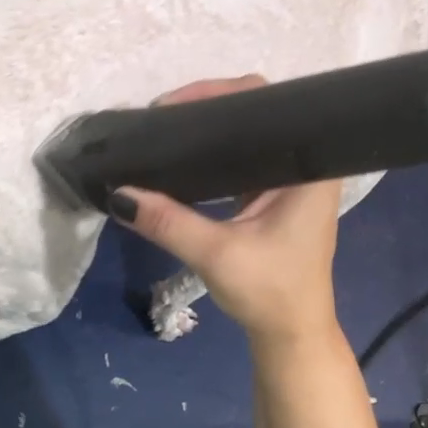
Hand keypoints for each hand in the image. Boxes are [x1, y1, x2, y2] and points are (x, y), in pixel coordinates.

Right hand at [109, 75, 342, 342]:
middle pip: (254, 115)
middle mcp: (304, 161)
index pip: (265, 100)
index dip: (216, 93)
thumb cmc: (268, 292)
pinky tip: (182, 168)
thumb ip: (168, 223)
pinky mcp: (272, 200)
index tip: (170, 107)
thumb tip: (119, 196)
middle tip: (159, 122)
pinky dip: (212, 163)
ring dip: (207, 138)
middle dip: (205, 113)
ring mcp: (288, 181)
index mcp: (308, 162)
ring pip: (246, 140)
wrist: (290, 333)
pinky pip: (240, 166)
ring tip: (164, 140)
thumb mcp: (215, 255)